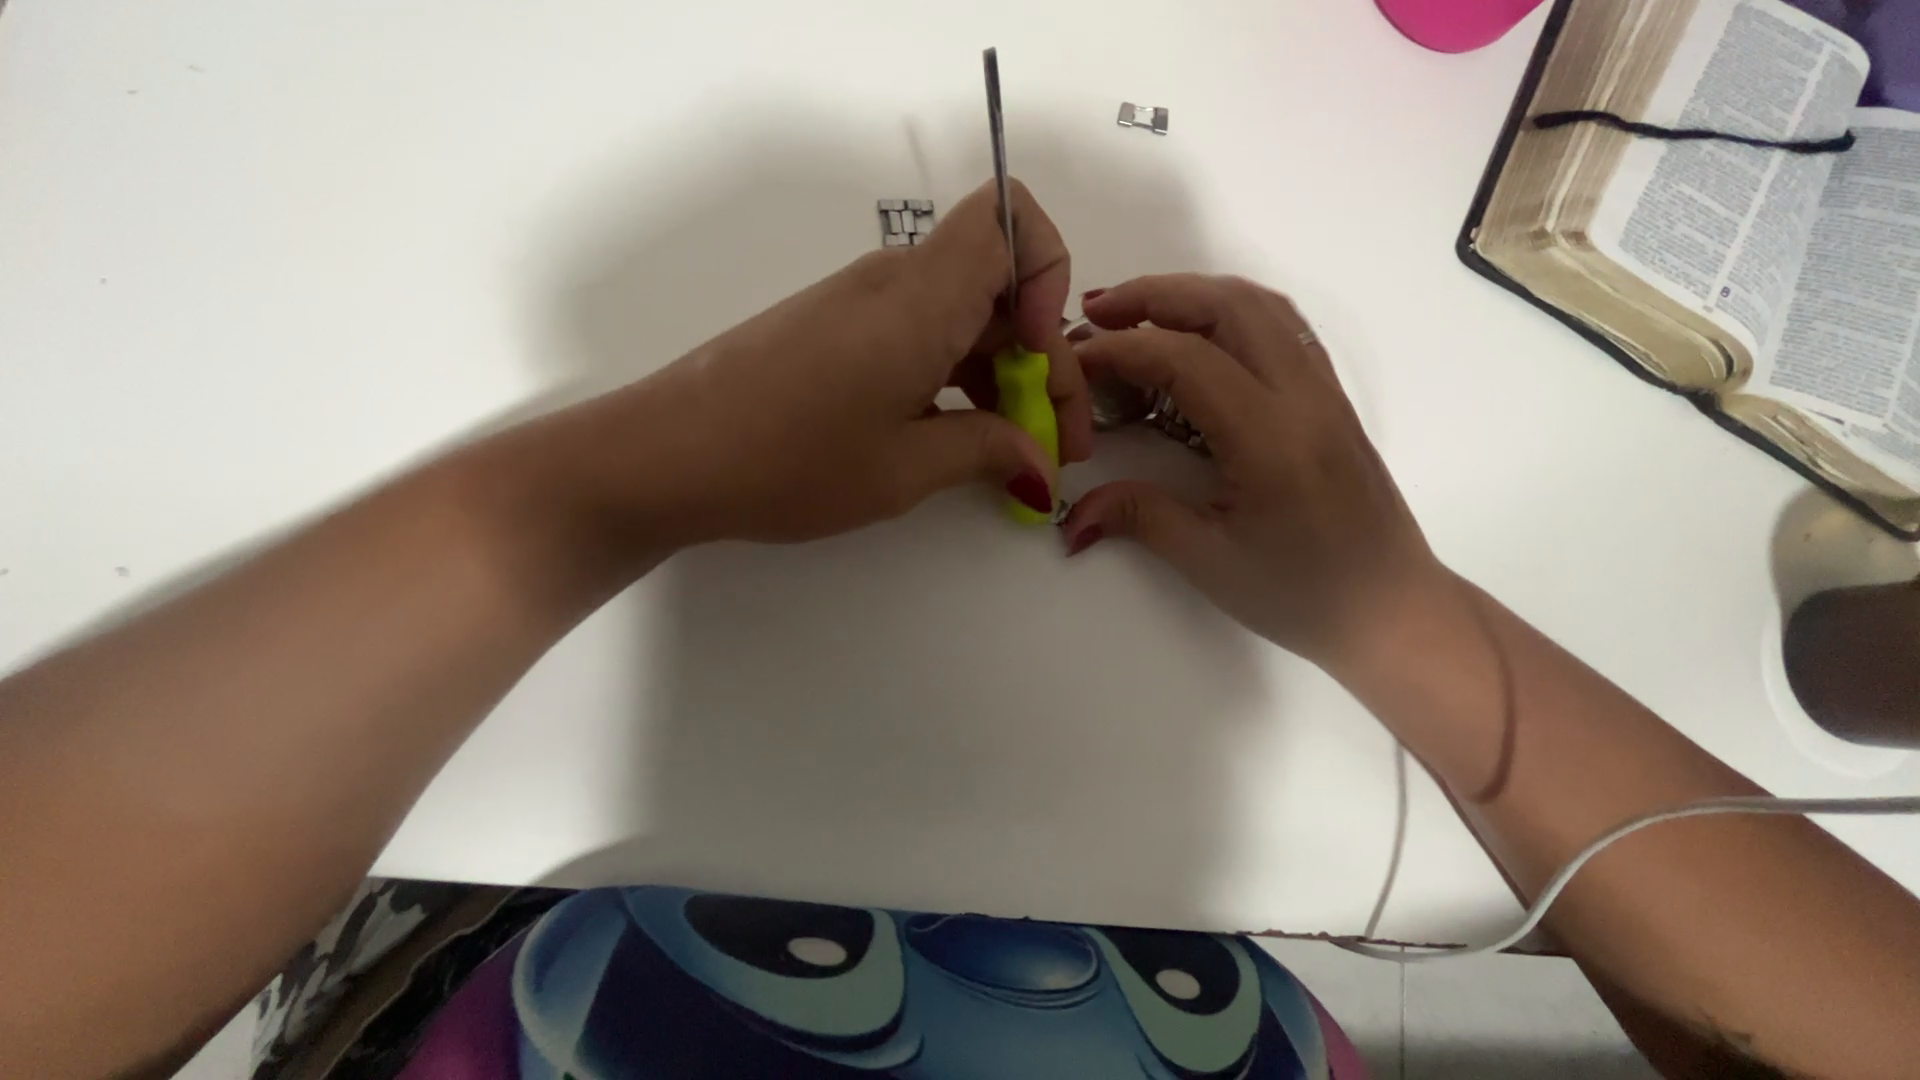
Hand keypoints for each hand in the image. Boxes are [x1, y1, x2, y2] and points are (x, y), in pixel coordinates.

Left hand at [536, 178, 1092, 551]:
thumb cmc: (789, 459)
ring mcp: (862, 306)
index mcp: (922, 297)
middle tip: (1057, 445)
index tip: (1042, 354)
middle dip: (1043, 357)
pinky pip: (921, 337)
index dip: (1049, 276)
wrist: (665, 456)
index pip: (1011, 219)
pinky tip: (957, 438)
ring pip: (961, 316)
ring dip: (1001, 377)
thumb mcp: (902, 468)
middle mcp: (896, 283)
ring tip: (1014, 454)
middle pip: (998, 284)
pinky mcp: (838, 332)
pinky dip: (955, 380)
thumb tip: (1040, 464)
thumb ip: (987, 451)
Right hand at [1060, 274, 1446, 669]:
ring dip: (1193, 294)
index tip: (1073, 362)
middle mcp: (1303, 396)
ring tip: (1137, 314)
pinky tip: (1197, 333)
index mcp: (1270, 437)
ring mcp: (1324, 390)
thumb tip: (1069, 515)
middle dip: (1154, 296)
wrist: (1390, 607)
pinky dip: (1230, 310)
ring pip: (1260, 305)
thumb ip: (1139, 517)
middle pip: (1227, 306)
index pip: (1186, 360)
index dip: (1120, 350)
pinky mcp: (1330, 397)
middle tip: (1096, 313)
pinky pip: (1281, 326)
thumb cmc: (1299, 593)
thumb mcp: (1209, 560)